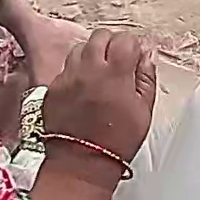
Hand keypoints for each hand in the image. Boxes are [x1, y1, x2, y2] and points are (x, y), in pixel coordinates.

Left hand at [42, 30, 156, 190]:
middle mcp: (89, 69)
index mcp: (115, 74)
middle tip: (117, 62)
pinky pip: (66, 68)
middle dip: (111, 44)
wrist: (81, 163)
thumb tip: (146, 58)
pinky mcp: (53, 86)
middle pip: (100, 36)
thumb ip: (146, 78)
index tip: (134, 58)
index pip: (124, 39)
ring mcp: (68, 77)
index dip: (132, 46)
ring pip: (80, 48)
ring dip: (92, 55)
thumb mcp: (143, 111)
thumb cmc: (115, 142)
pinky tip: (84, 88)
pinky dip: (76, 72)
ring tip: (99, 74)